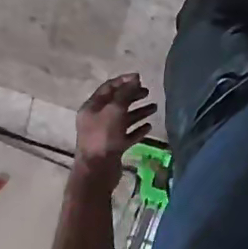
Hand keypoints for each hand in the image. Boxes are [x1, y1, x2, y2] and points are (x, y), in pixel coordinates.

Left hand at [72, 74, 156, 190]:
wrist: (97, 171)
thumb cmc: (103, 136)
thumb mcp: (114, 110)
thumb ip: (125, 93)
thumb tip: (134, 78)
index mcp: (92, 107)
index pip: (108, 88)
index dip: (124, 81)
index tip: (140, 77)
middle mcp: (97, 118)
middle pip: (117, 102)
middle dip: (133, 96)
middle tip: (148, 92)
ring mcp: (105, 134)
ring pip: (124, 118)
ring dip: (139, 112)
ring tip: (155, 108)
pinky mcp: (114, 147)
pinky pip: (127, 134)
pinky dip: (138, 129)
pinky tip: (149, 127)